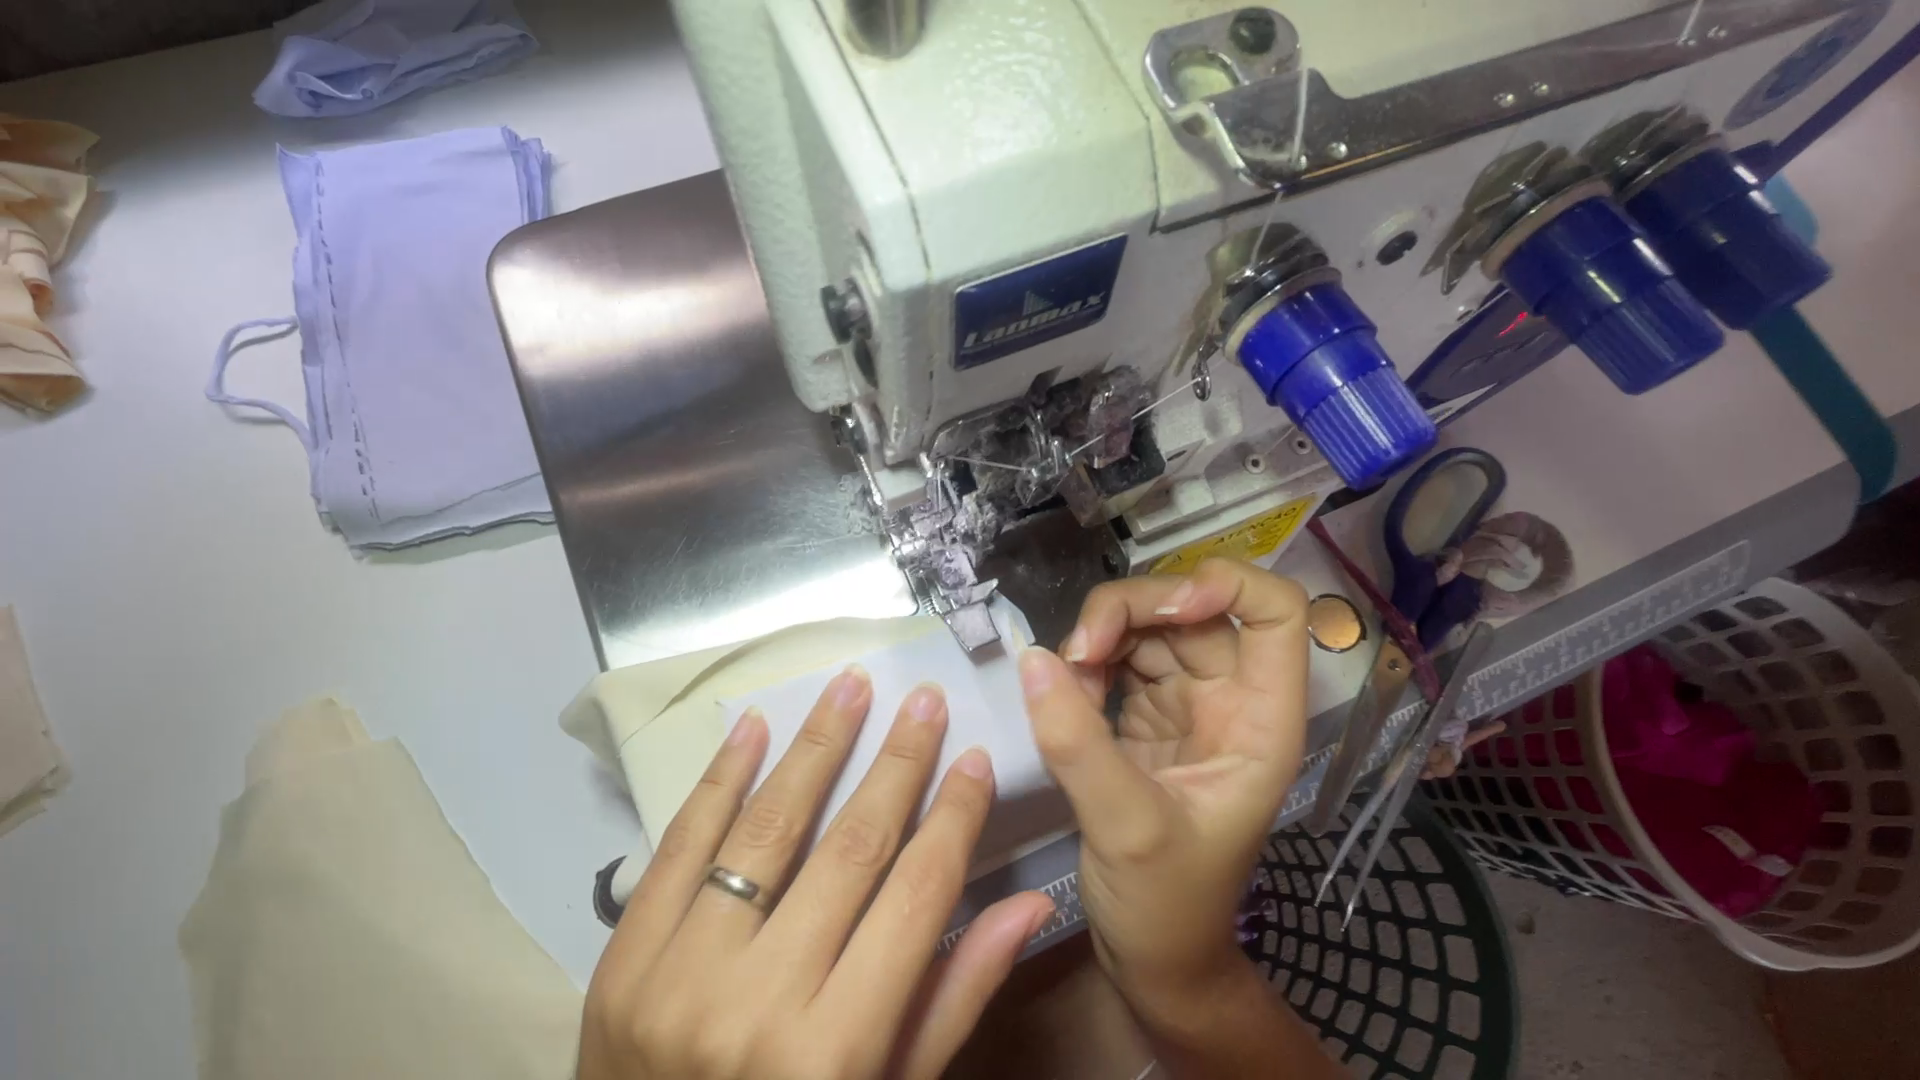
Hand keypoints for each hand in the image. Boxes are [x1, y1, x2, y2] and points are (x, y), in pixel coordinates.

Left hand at [580, 668, 1054, 1079]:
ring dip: (815, 746)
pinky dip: (720, 777)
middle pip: (848, 849)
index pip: (915, 898)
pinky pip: (680, 845)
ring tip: (850, 685)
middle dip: (896, 763)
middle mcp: (758, 1002)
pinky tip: (755, 724)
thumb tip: (1028, 905)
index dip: (952, 819)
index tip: (973, 757)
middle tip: (923, 698)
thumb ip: (952, 997)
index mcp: (835, 1049)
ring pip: (767, 829)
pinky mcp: (622, 956)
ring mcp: (679, 973)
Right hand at [1018, 559, 1309, 1013]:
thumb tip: (1032, 658)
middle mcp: (1229, 698)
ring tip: (1063, 675)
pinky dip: (1086, 662)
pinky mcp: (1146, 717)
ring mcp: (1185, 704)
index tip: (1165, 607)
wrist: (1155, 958)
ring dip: (1101, 636)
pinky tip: (1063, 687)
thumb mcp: (1127, 827)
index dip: (1228, 585)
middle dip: (1131, 612)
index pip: (1275, 613)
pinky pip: (1117, 660)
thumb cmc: (1167, 905)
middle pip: (1190, 610)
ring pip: (1148, 628)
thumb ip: (1078, 743)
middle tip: (1077, 650)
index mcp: (1260, 719)